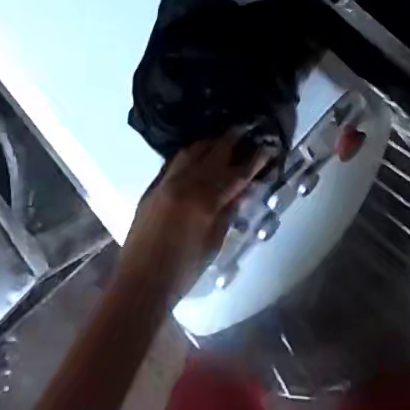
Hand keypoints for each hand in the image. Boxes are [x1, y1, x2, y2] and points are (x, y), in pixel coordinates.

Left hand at [120, 135, 271, 301]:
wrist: (142, 281)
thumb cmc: (184, 271)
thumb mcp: (214, 243)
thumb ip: (227, 212)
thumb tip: (242, 189)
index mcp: (204, 201)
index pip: (235, 174)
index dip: (254, 160)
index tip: (267, 147)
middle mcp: (185, 184)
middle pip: (212, 154)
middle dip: (231, 140)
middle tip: (247, 129)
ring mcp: (166, 182)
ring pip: (191, 152)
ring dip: (209, 142)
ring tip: (224, 137)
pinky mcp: (153, 187)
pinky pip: (174, 161)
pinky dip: (189, 153)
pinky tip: (197, 153)